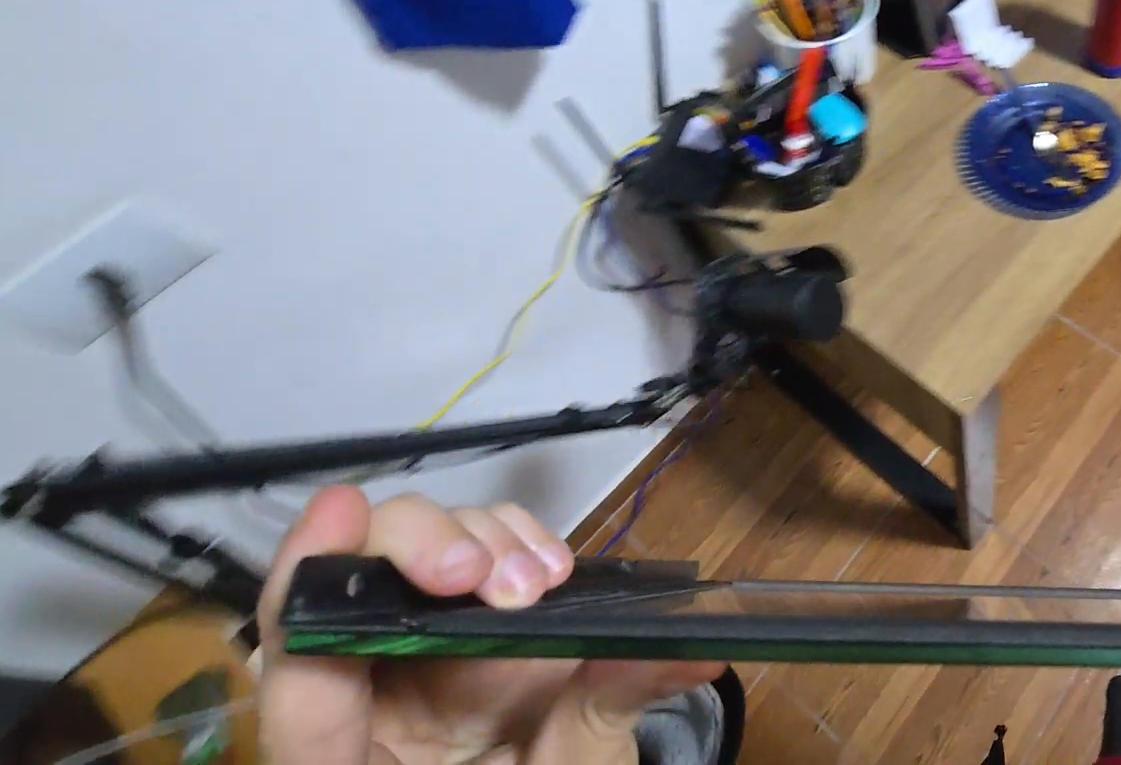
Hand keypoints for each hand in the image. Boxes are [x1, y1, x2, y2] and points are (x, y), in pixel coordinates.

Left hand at [257, 486, 724, 764]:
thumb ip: (604, 712)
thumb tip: (690, 650)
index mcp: (368, 761)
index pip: (308, 689)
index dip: (304, 595)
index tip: (338, 508)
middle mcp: (382, 692)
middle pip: (360, 585)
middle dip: (420, 551)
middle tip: (483, 574)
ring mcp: (434, 642)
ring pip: (424, 548)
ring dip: (487, 541)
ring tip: (544, 582)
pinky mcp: (483, 609)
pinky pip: (485, 546)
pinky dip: (521, 538)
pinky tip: (555, 568)